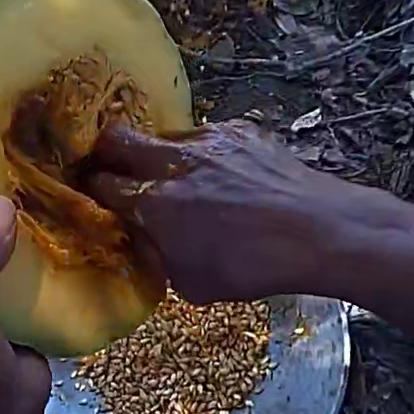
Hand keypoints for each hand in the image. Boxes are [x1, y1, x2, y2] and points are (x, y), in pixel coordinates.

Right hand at [85, 121, 359, 301]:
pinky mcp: (240, 130)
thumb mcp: (193, 283)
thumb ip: (160, 256)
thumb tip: (150, 239)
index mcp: (155, 205)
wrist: (321, 231)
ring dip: (158, 154)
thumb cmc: (254, 267)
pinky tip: (222, 174)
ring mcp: (208, 140)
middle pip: (117, 137)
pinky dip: (201, 153)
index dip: (92, 187)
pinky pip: (205, 136)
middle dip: (105, 151)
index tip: (93, 191)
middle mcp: (173, 163)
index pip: (102, 184)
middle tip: (112, 167)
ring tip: (178, 176)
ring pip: (163, 134)